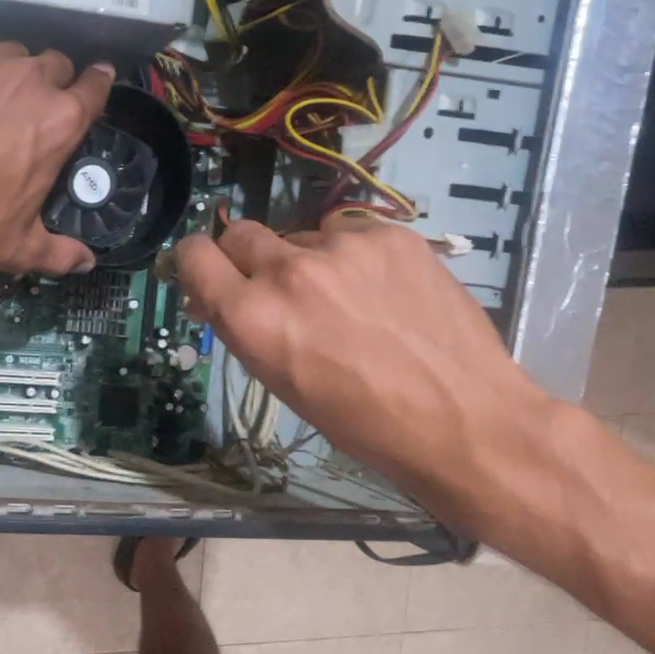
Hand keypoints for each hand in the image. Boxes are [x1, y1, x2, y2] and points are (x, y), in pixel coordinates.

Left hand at [0, 35, 113, 282]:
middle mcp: (27, 80)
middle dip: (45, 86)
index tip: (90, 88)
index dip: (93, 89)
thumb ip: (60, 251)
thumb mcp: (21, 248)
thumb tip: (86, 263)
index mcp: (59, 121)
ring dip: (2, 76)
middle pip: (51, 66)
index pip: (94, 87)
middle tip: (23, 115)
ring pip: (6, 55)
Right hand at [176, 214, 552, 504]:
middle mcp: (288, 271)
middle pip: (240, 232)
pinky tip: (380, 294)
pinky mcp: (392, 235)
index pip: (194, 255)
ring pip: (299, 237)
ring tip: (345, 304)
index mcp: (251, 316)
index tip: (209, 278)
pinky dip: (351, 259)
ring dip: (305, 262)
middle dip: (246, 258)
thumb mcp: (279, 382)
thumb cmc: (359, 421)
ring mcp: (343, 246)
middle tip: (274, 291)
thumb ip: (243, 329)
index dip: (197, 264)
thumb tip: (217, 300)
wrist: (461, 418)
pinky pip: (348, 235)